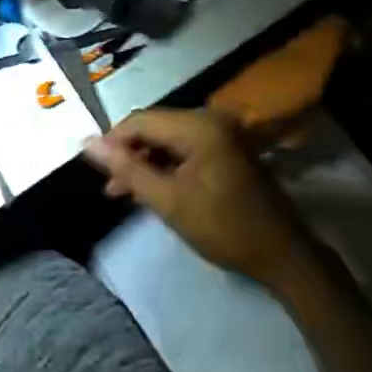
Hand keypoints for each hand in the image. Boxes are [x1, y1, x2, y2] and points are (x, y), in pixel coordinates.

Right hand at [85, 108, 305, 287]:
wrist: (282, 253)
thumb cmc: (223, 228)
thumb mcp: (168, 201)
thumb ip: (127, 169)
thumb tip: (88, 142)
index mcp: (199, 125)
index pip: (141, 120)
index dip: (113, 140)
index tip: (93, 167)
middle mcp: (212, 118)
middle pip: (155, 126)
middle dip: (129, 153)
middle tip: (109, 185)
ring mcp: (223, 132)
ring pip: (169, 138)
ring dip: (146, 161)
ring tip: (123, 191)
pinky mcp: (229, 147)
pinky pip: (187, 147)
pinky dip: (168, 165)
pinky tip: (153, 187)